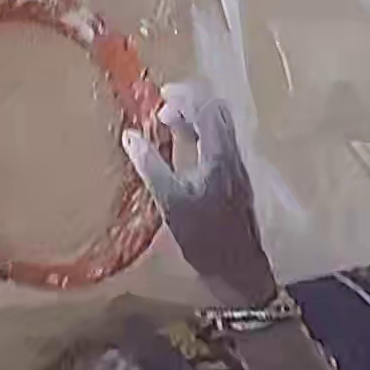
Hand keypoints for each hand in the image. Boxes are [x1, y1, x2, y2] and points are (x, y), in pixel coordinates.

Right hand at [122, 84, 277, 307]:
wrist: (240, 274)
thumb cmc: (205, 238)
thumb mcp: (170, 201)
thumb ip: (150, 165)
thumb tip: (129, 135)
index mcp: (218, 153)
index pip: (206, 107)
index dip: (184, 95)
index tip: (160, 96)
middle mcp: (231, 153)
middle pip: (215, 110)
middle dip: (189, 102)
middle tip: (161, 112)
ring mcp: (235, 165)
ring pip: (218, 125)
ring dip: (193, 117)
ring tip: (166, 127)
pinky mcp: (234, 177)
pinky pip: (217, 140)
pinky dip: (198, 133)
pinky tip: (181, 150)